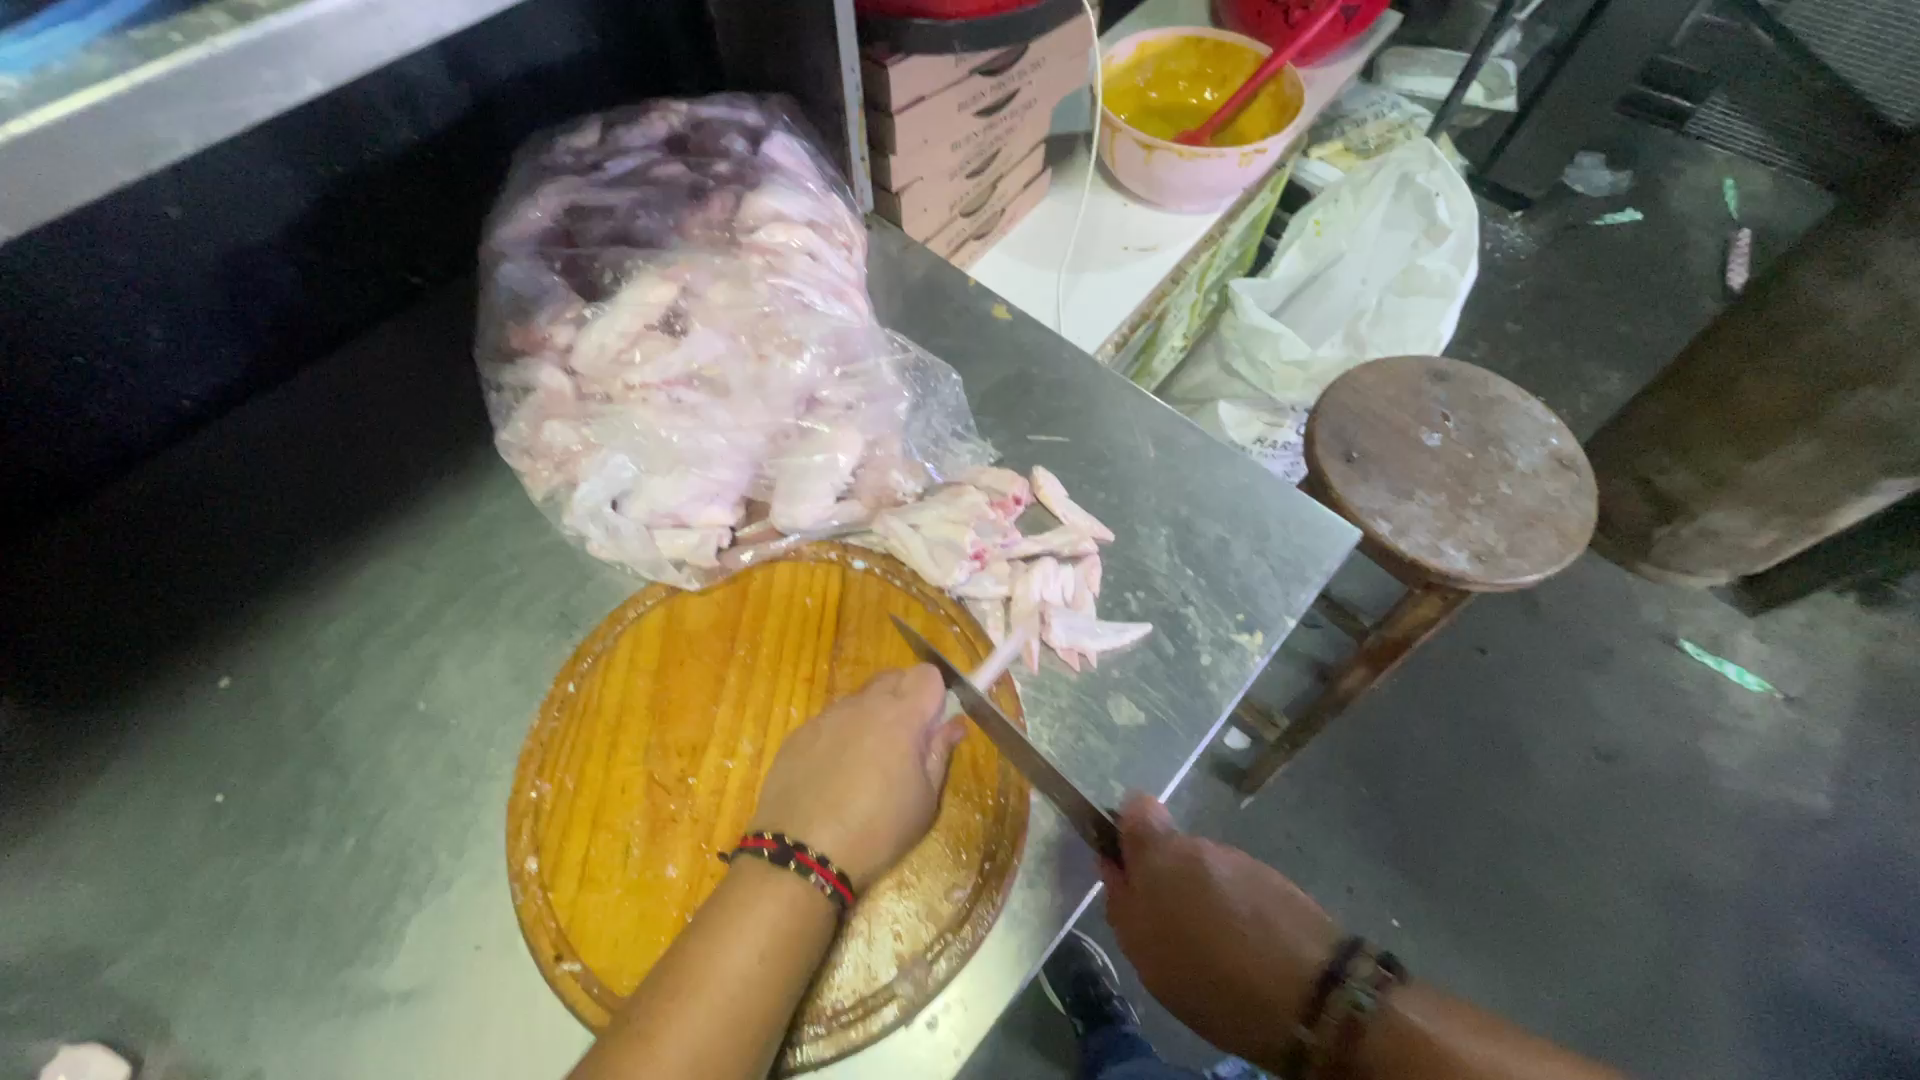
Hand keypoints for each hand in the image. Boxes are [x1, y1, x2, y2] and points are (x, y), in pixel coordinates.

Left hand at [749, 665, 966, 889]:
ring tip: (867, 764)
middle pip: (893, 677)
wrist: (802, 855)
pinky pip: (831, 720)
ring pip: (860, 699)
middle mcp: (863, 705)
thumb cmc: (877, 831)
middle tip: (906, 742)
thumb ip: (939, 753)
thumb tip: (954, 724)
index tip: (933, 725)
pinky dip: (841, 735)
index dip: (936, 694)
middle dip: (906, 697)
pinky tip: (834, 775)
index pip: (928, 674)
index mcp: (901, 717)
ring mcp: (827, 716)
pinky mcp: (799, 733)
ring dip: (872, 716)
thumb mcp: (924, 802)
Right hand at [1100, 793, 1340, 1067]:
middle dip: (1167, 880)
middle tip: (1169, 930)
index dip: (1127, 831)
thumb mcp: (1143, 950)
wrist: (1311, 997)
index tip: (1126, 869)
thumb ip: (1122, 899)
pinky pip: (1240, 891)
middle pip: (1172, 850)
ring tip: (1212, 950)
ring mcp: (1243, 862)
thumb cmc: (1208, 975)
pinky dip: (1236, 914)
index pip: (1135, 808)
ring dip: (1203, 899)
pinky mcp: (1278, 884)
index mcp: (1161, 854)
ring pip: (1207, 872)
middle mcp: (1201, 845)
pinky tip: (1244, 953)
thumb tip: (1112, 863)